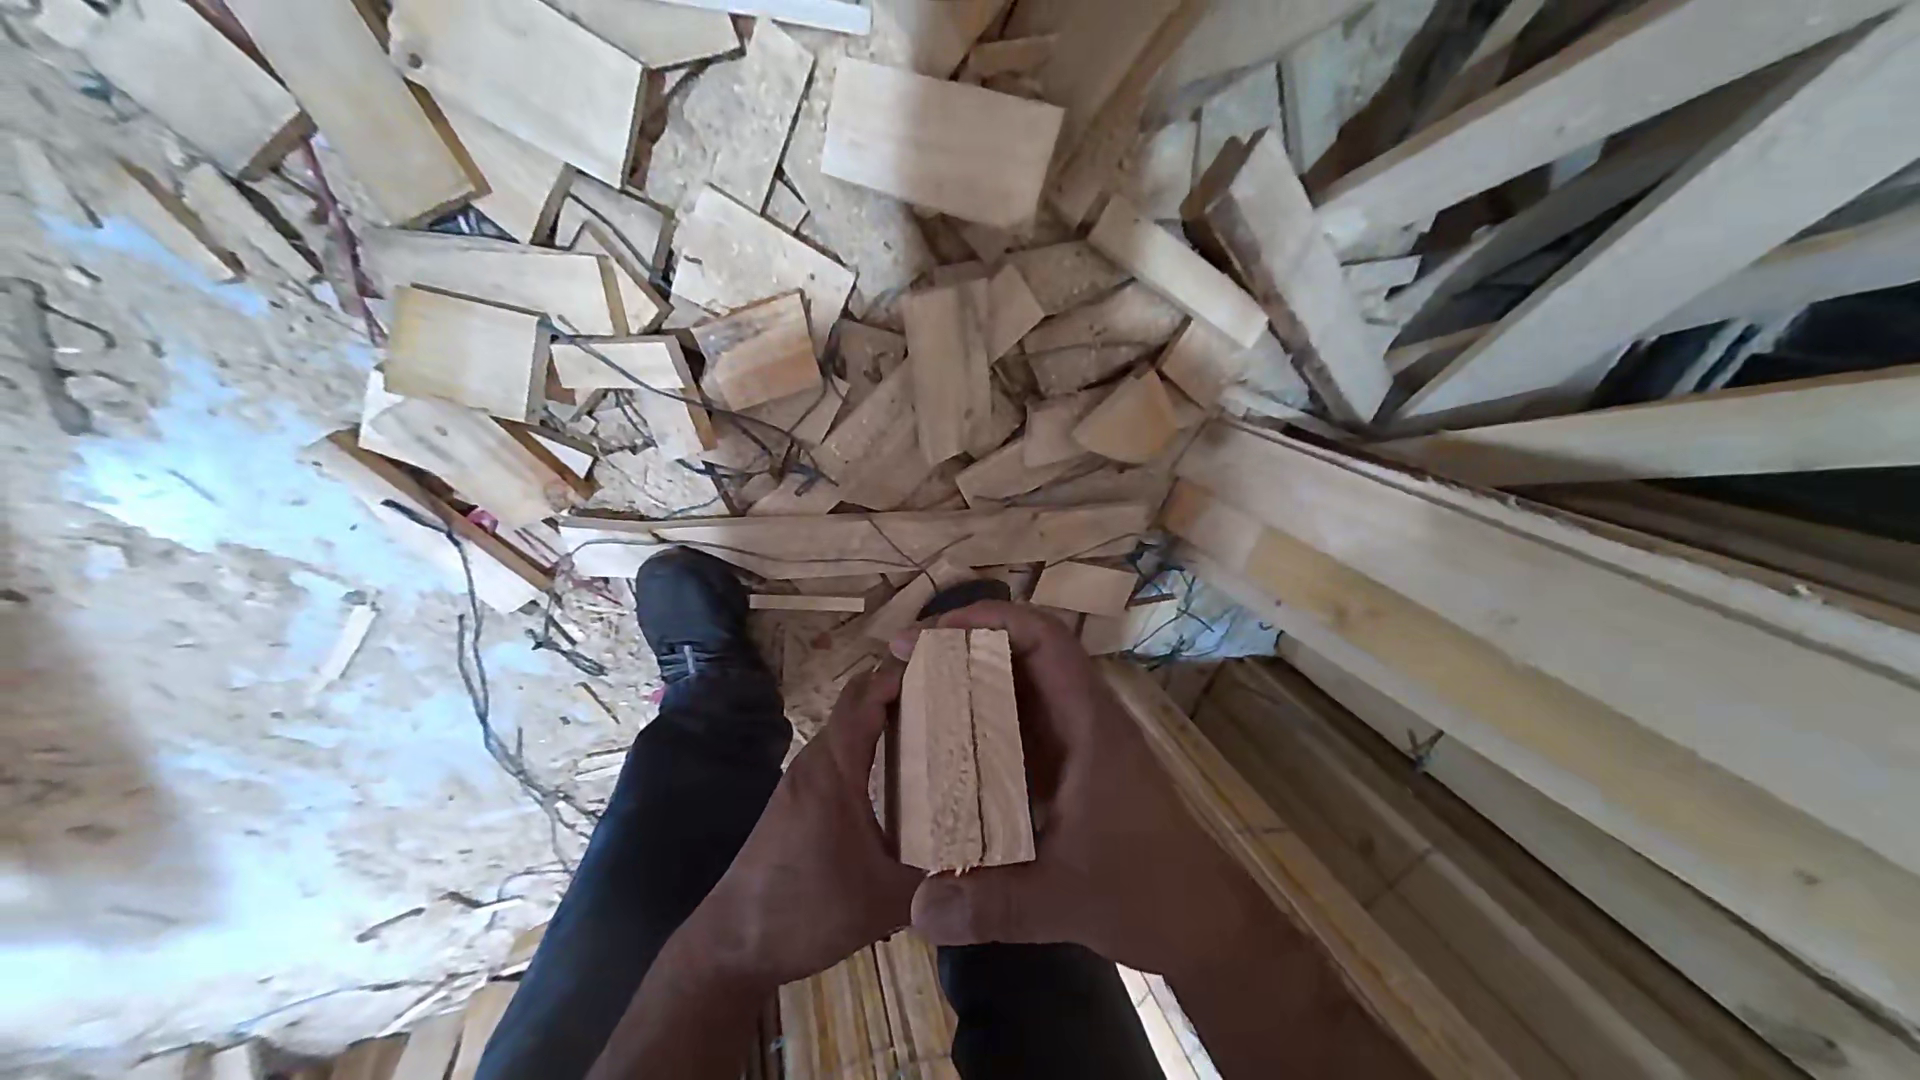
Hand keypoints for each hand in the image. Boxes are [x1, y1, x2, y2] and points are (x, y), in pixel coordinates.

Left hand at [687, 660, 923, 989]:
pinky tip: (904, 765)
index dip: (903, 671)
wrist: (734, 943)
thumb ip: (939, 876)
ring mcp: (805, 776)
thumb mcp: (885, 899)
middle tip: (953, 686)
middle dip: (900, 683)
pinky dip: (873, 739)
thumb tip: (991, 855)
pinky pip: (842, 748)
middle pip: (857, 699)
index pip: (867, 696)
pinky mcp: (802, 795)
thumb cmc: (806, 909)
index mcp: (834, 767)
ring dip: (887, 712)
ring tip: (940, 717)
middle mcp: (817, 760)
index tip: (946, 660)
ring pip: (849, 723)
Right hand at [891, 602, 1271, 979]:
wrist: (1199, 918)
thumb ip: (993, 906)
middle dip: (967, 641)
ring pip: (1022, 682)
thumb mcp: (1065, 901)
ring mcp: (1077, 739)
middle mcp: (1084, 718)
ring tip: (916, 684)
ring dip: (972, 673)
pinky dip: (982, 712)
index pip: (1047, 640)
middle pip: (1027, 650)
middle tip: (909, 655)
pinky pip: (1020, 718)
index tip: (937, 629)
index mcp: (1090, 724)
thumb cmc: (1146, 893)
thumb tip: (916, 908)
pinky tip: (946, 737)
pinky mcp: (1070, 763)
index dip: (993, 619)